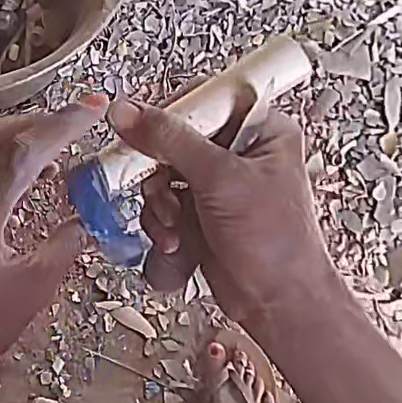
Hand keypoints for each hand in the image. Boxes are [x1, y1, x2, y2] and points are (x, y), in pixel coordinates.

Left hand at [0, 94, 109, 402]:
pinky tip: (26, 171)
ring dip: (18, 133)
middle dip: (40, 120)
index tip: (95, 106)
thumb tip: (86, 216)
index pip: (20, 153)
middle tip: (80, 118)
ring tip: (58, 142)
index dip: (61, 125)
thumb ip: (63, 245)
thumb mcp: (32, 290)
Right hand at [108, 100, 349, 335]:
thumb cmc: (272, 239)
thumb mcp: (220, 178)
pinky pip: (161, 202)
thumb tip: (124, 110)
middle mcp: (235, 152)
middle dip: (159, 169)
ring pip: (161, 173)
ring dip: (158, 201)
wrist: (277, 302)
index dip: (170, 115)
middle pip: (173, 139)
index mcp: (259, 129)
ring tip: (172, 225)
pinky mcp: (197, 211)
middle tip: (160, 187)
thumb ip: (169, 140)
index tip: (143, 132)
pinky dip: (161, 221)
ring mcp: (214, 184)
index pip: (203, 100)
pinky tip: (175, 241)